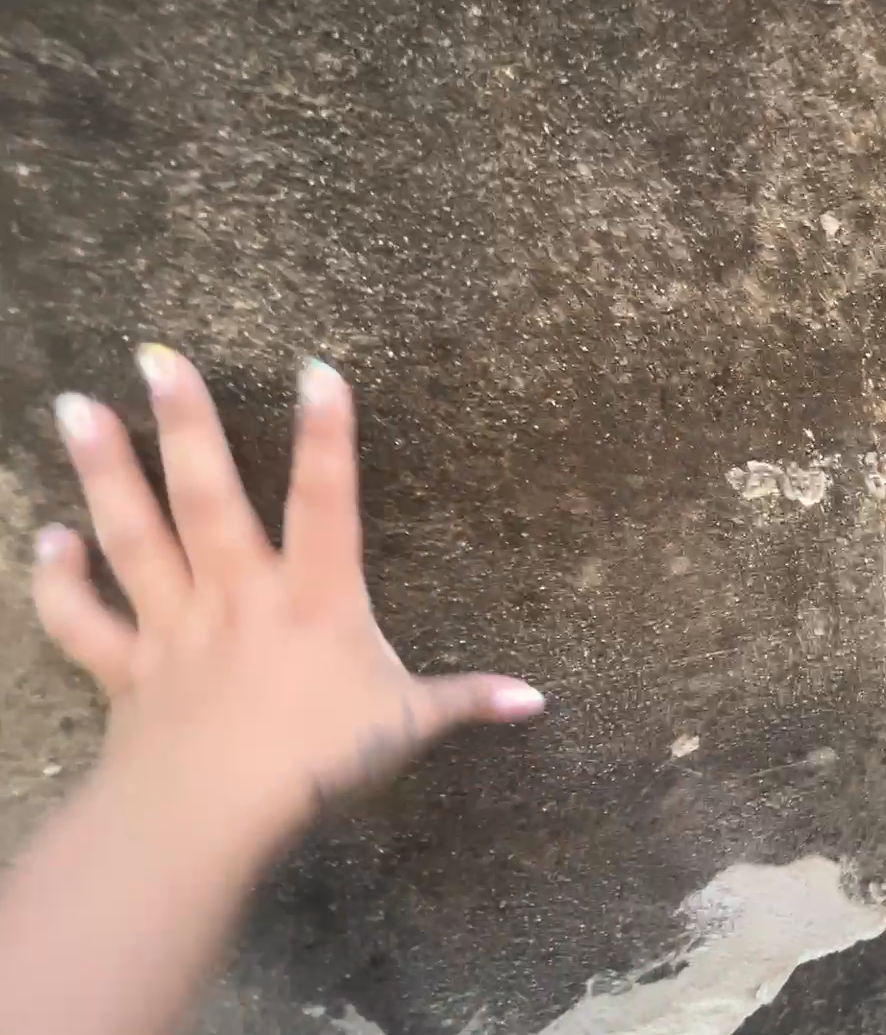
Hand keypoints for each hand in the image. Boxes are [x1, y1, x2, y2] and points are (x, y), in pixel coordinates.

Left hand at [32, 345, 545, 835]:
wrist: (200, 822)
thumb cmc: (317, 761)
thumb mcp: (412, 723)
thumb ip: (473, 700)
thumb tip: (540, 700)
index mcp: (317, 600)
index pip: (326, 502)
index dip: (326, 436)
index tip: (317, 373)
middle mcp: (243, 597)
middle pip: (210, 500)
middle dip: (184, 426)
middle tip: (154, 358)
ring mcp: (179, 628)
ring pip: (136, 537)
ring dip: (106, 473)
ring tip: (76, 409)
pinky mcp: (132, 669)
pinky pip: (87, 618)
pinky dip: (59, 578)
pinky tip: (47, 538)